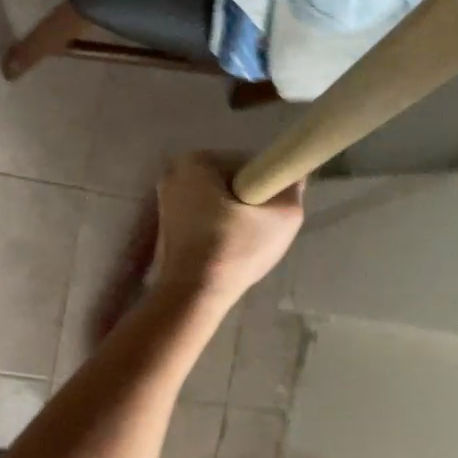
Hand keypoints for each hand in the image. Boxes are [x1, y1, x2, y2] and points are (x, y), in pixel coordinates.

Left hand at [152, 152, 302, 302]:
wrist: (193, 294)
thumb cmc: (235, 250)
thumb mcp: (283, 215)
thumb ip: (292, 187)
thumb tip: (292, 178)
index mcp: (194, 162)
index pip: (248, 164)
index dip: (267, 186)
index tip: (270, 211)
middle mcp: (173, 176)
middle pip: (231, 181)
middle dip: (249, 201)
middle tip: (258, 228)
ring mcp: (164, 202)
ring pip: (218, 200)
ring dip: (234, 216)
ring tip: (241, 241)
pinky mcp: (165, 226)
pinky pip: (204, 217)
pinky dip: (217, 228)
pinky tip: (225, 248)